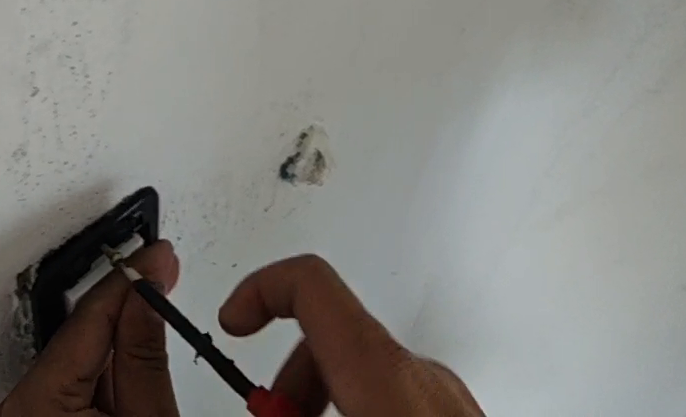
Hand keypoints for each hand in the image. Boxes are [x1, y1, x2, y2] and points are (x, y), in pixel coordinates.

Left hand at [0, 240, 181, 416]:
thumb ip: (143, 356)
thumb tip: (147, 293)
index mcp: (37, 403)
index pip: (89, 316)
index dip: (130, 277)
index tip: (157, 253)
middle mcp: (19, 408)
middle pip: (81, 330)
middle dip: (124, 297)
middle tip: (158, 266)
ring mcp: (23, 414)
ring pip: (77, 352)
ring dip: (115, 326)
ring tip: (151, 298)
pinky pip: (70, 378)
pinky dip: (101, 359)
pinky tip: (129, 348)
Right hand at [219, 255, 484, 416]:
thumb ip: (283, 408)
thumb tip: (260, 403)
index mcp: (386, 375)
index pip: (310, 281)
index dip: (258, 288)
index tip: (234, 320)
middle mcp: (424, 377)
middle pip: (332, 330)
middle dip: (288, 371)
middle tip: (269, 414)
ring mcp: (451, 401)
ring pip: (366, 365)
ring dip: (323, 394)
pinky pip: (397, 393)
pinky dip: (360, 406)